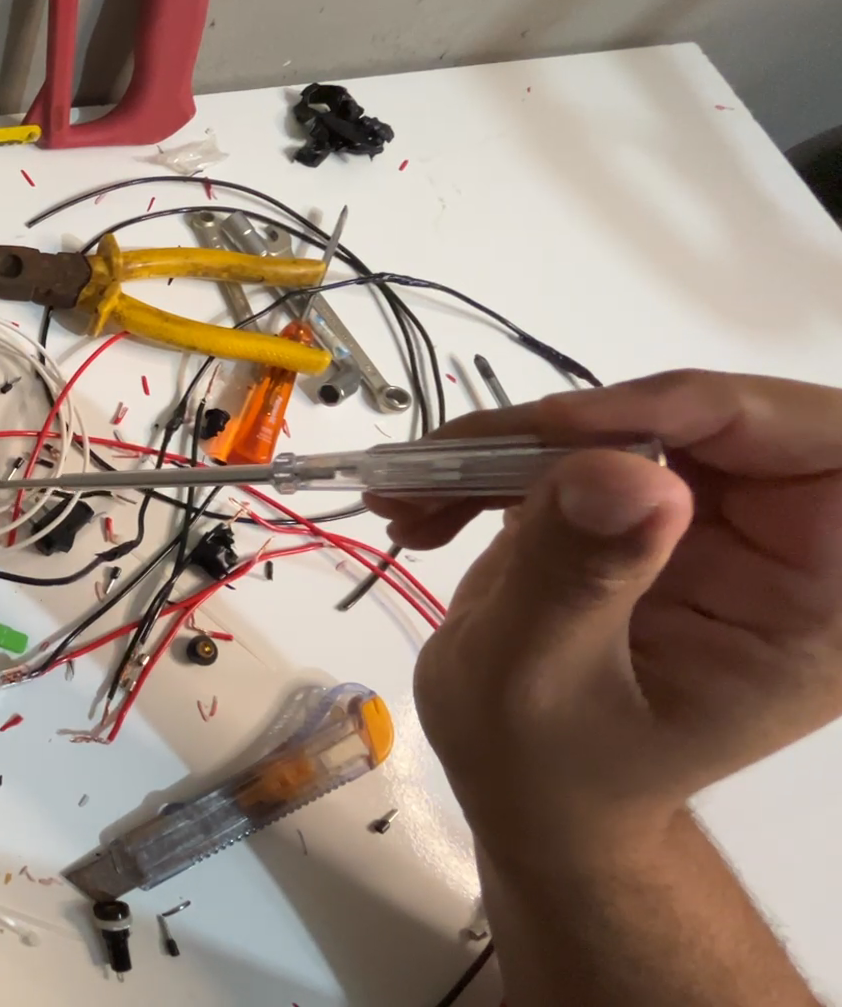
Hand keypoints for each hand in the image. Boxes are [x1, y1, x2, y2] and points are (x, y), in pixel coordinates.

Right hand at [368, 370, 841, 865]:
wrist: (523, 789)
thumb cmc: (545, 764)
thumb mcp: (545, 676)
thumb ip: (579, 577)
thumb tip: (615, 469)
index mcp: (816, 595)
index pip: (820, 448)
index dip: (704, 409)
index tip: (562, 426)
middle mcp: (770, 548)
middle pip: (689, 425)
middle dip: (549, 434)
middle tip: (440, 461)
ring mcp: (687, 533)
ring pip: (603, 434)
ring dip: (488, 453)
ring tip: (401, 495)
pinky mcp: (614, 526)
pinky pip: (551, 463)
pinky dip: (470, 475)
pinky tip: (412, 513)